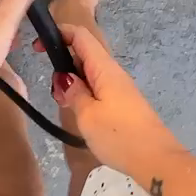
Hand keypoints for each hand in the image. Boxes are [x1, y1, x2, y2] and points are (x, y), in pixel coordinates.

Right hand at [51, 23, 186, 180]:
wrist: (157, 161)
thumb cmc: (120, 136)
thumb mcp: (87, 116)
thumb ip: (73, 93)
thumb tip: (65, 77)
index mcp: (104, 68)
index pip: (80, 35)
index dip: (58, 33)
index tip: (38, 48)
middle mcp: (113, 72)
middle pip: (84, 54)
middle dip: (62, 66)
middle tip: (56, 94)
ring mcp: (119, 88)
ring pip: (90, 74)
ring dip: (73, 84)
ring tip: (66, 107)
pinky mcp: (123, 104)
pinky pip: (98, 89)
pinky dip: (84, 95)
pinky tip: (81, 115)